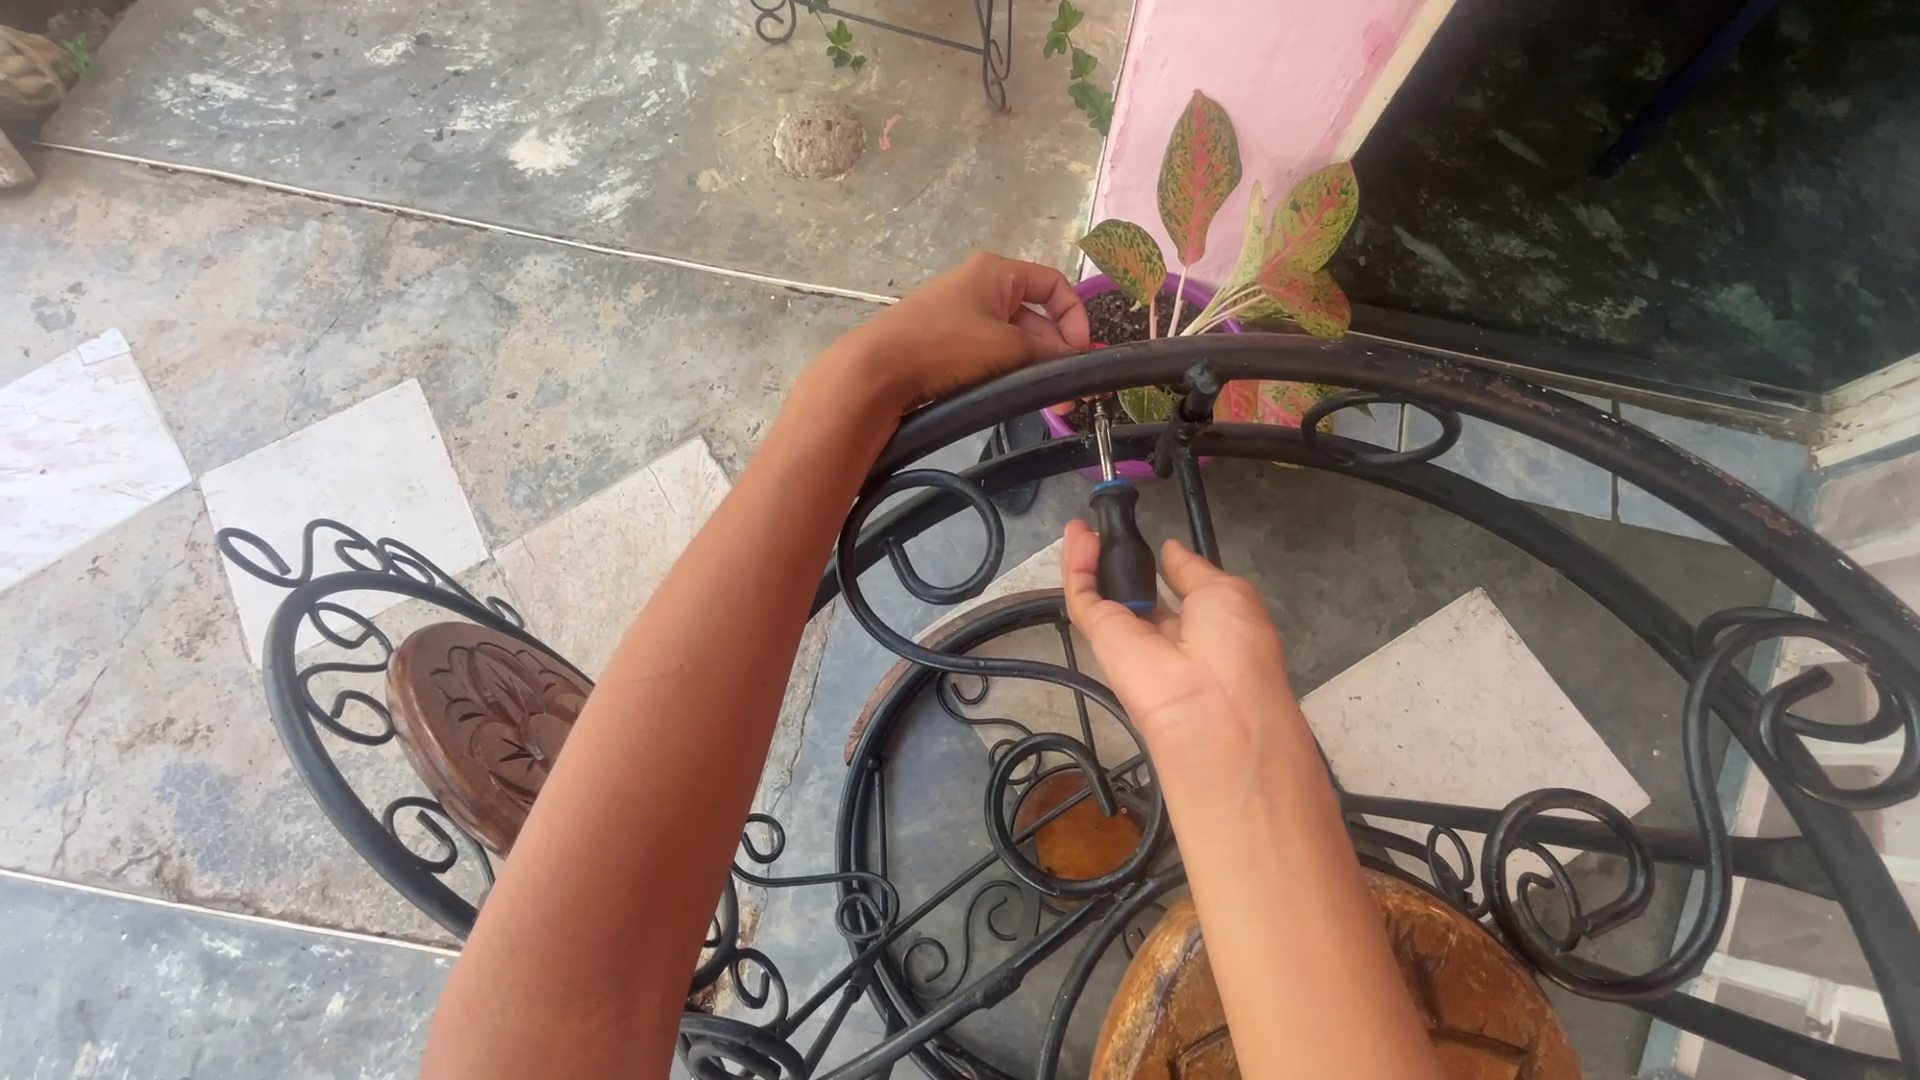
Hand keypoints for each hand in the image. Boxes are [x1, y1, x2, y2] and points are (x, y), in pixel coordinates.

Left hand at [825, 253, 1090, 412]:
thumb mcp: (1006, 346)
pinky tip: (1016, 399)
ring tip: (1050, 405)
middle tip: (1068, 395)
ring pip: (1014, 343)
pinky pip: (991, 357)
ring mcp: (962, 318)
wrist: (877, 370)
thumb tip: (1076, 360)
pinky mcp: (948, 347)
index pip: (1053, 284)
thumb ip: (1048, 352)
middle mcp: (981, 288)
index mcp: (996, 272)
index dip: (1075, 317)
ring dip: (1034, 370)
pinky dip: (1008, 375)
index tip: (1079, 353)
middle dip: (1056, 354)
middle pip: (1036, 318)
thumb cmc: (944, 345)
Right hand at [1061, 521, 1294, 750]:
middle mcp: (1161, 635)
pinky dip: (1078, 566)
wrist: (1210, 703)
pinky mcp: (1100, 638)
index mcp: (1200, 626)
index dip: (1155, 567)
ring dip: (1090, 558)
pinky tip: (1080, 537)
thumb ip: (1192, 570)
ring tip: (1082, 527)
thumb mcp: (1227, 593)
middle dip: (1116, 562)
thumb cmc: (1234, 645)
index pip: (1169, 595)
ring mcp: (1127, 638)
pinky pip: (1084, 598)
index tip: (1146, 543)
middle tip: (1105, 530)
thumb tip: (1172, 551)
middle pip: (1129, 593)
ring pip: (1100, 593)